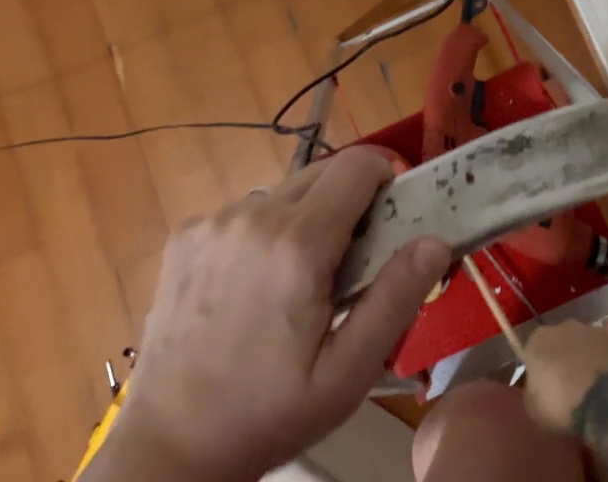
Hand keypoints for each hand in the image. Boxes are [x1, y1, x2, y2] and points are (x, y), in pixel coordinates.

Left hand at [92, 149, 450, 481]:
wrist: (173, 441)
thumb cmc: (269, 411)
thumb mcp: (348, 372)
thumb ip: (395, 299)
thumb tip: (434, 240)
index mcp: (298, 243)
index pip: (358, 166)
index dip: (386, 179)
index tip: (392, 216)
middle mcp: (253, 215)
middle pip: (321, 174)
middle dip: (347, 203)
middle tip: (349, 262)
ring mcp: (213, 221)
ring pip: (281, 193)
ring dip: (302, 219)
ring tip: (295, 281)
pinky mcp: (185, 234)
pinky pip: (242, 213)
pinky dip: (260, 233)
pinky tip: (250, 285)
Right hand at [522, 319, 607, 432]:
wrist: (607, 403)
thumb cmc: (561, 405)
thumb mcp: (532, 407)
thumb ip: (530, 390)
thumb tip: (536, 387)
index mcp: (537, 339)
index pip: (532, 351)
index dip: (538, 370)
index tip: (543, 389)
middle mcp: (563, 327)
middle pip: (559, 344)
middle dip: (561, 361)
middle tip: (566, 388)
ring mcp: (592, 331)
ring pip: (583, 346)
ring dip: (584, 361)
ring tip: (590, 389)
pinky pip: (605, 354)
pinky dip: (604, 366)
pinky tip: (607, 387)